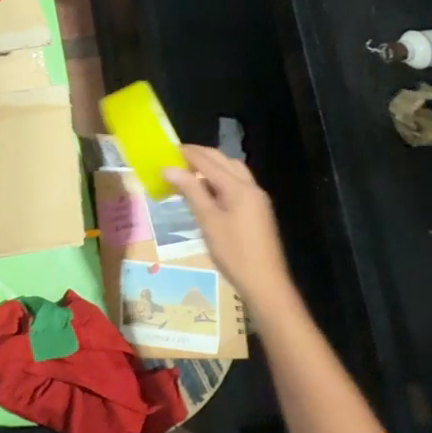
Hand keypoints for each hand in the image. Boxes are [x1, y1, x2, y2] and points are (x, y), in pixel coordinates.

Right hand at [162, 145, 292, 308]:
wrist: (265, 283)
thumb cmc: (233, 252)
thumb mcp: (207, 220)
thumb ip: (190, 190)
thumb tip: (168, 168)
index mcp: (238, 187)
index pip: (208, 161)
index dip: (187, 153)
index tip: (166, 149)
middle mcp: (250, 187)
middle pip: (223, 160)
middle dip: (200, 155)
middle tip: (176, 157)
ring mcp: (257, 199)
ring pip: (233, 171)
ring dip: (212, 165)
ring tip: (190, 171)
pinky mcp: (258, 210)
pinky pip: (238, 183)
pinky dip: (221, 178)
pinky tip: (207, 190)